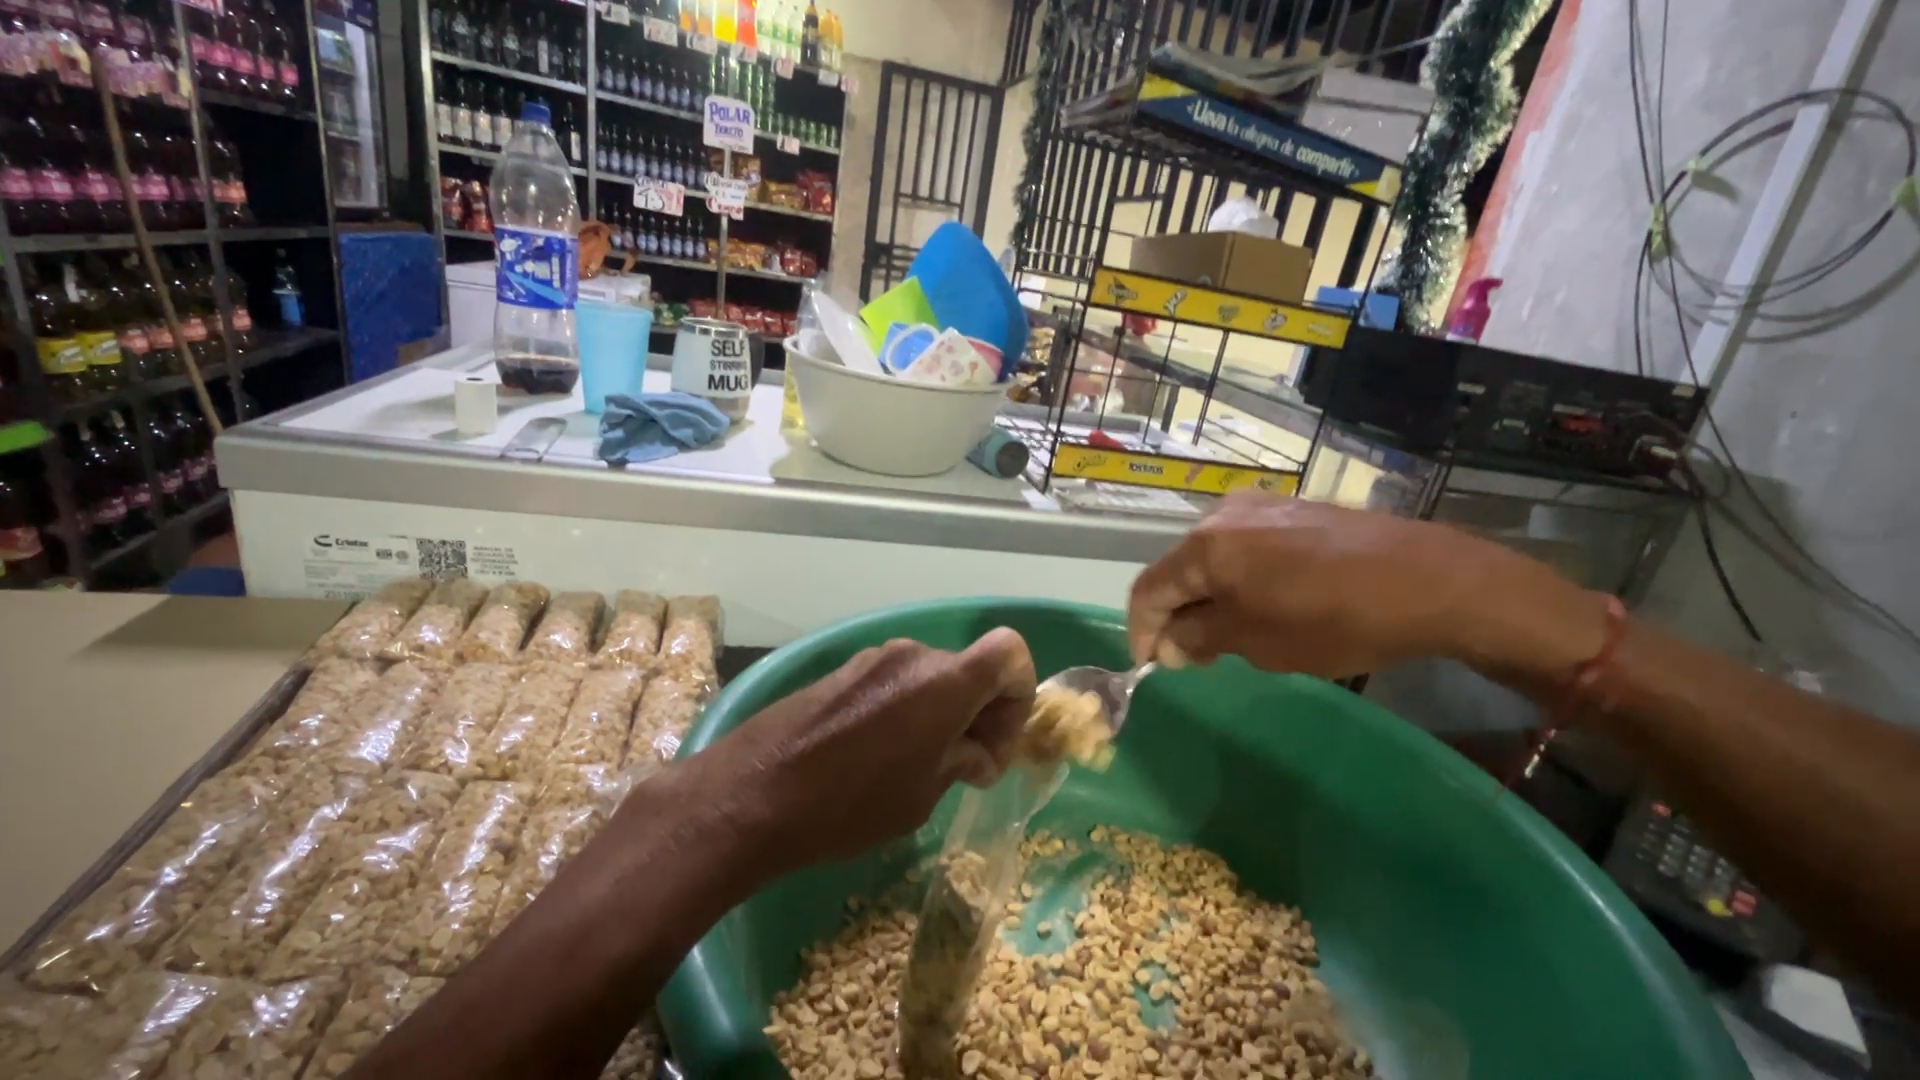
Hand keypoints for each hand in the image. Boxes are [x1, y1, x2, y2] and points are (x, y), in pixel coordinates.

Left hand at [685, 630, 1036, 873]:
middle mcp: (911, 657)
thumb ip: (960, 761)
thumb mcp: (920, 796)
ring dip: (940, 714)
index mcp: (943, 682)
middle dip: (979, 715)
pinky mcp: (839, 673)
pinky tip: (879, 758)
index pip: (1010, 653)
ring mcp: (871, 660)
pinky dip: (906, 711)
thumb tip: (975, 753)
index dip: (1018, 696)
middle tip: (963, 769)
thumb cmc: (848, 805)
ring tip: (917, 769)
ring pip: (931, 677)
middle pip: (969, 670)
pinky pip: (894, 683)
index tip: (991, 748)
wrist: (748, 796)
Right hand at [1127, 494, 1604, 682]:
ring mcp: (1263, 508)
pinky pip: (1247, 549)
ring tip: (1232, 638)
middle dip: (1179, 616)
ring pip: (1214, 560)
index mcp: (1205, 545)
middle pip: (1180, 570)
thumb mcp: (1257, 641)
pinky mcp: (1295, 511)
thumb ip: (1199, 638)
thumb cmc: (1334, 618)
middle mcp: (1223, 516)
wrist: (1430, 580)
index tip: (1153, 666)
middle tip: (1194, 658)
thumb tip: (1170, 642)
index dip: (1143, 632)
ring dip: (1210, 599)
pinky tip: (1267, 607)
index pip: (1148, 590)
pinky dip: (1241, 581)